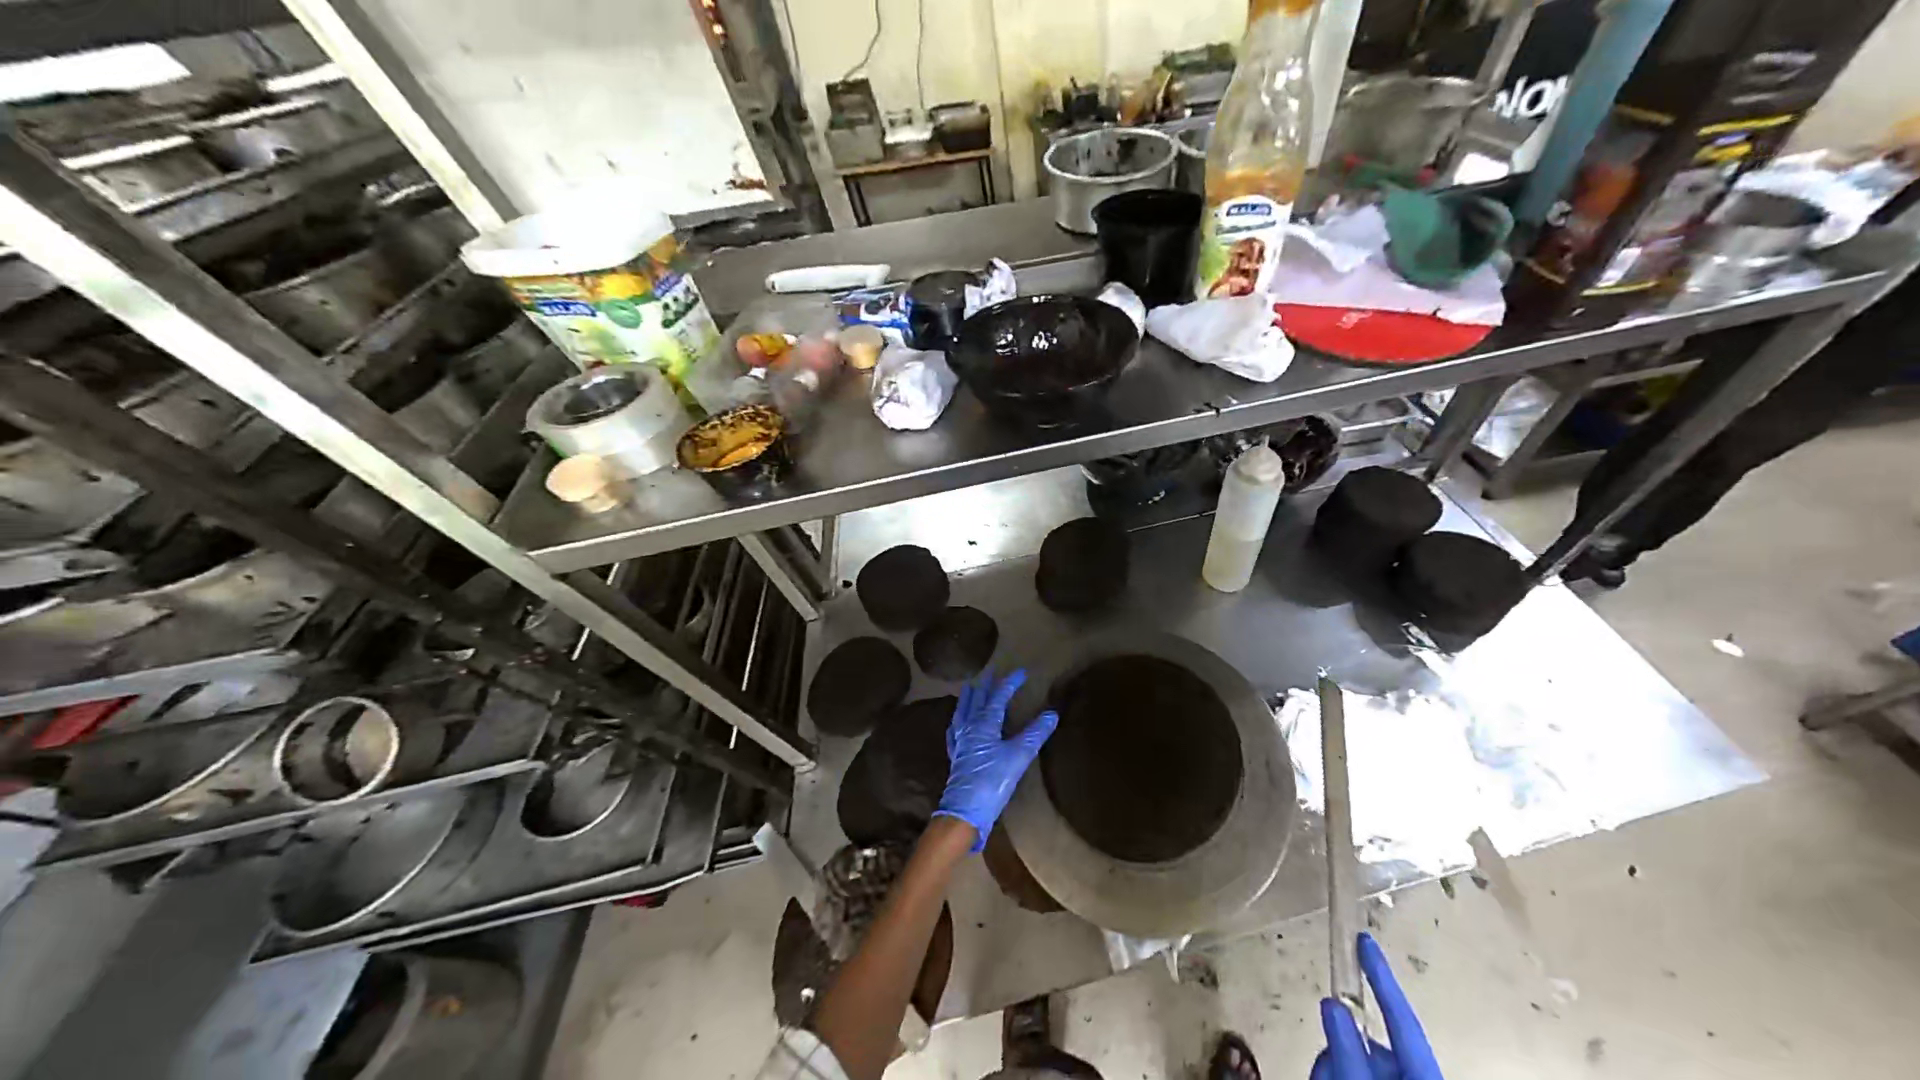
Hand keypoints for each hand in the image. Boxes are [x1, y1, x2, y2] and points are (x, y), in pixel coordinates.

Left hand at [934, 669, 1058, 851]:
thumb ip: (1035, 733)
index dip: (1009, 683)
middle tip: (991, 673)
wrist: (965, 810)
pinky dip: (959, 720)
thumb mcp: (1019, 755)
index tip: (1021, 672)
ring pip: (963, 712)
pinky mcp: (955, 756)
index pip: (998, 696)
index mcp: (984, 723)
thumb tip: (1052, 713)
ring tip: (971, 689)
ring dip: (969, 698)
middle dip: (986, 686)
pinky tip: (957, 724)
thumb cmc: (993, 780)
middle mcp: (969, 727)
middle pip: (977, 700)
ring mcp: (959, 741)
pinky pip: (955, 729)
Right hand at [1311, 932, 1442, 1079]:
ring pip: (1354, 1057)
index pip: (1402, 1019)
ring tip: (1322, 1079)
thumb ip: (1348, 1051)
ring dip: (1331, 1064)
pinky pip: (1351, 1071)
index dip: (1382, 977)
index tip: (1364, 938)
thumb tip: (1332, 1002)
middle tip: (1320, 1065)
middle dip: (1338, 1045)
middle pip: (1369, 1041)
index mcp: (1422, 1072)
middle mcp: (1412, 1073)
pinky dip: (1334, 1073)